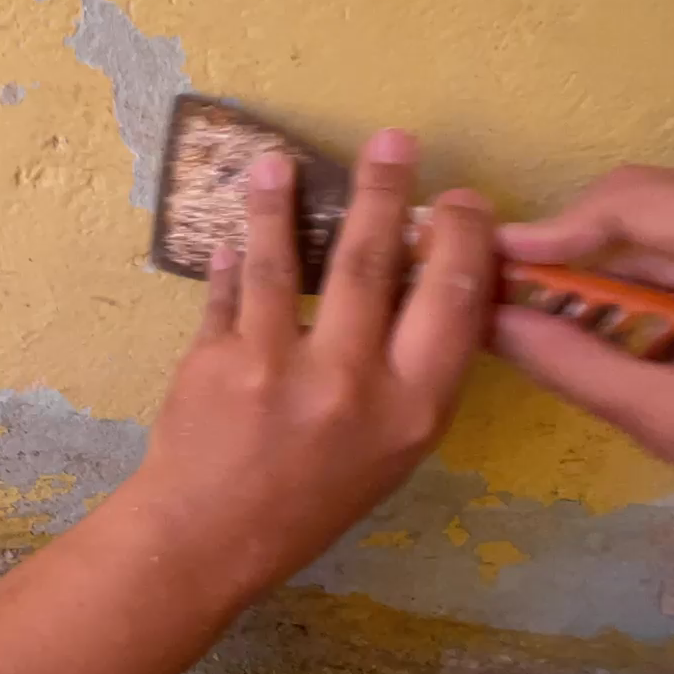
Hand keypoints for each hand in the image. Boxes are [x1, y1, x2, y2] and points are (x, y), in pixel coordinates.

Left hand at [130, 129, 497, 592]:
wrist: (213, 532)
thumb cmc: (308, 500)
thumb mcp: (385, 453)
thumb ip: (401, 378)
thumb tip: (407, 290)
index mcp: (410, 409)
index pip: (451, 302)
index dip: (461, 240)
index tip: (459, 198)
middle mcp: (349, 380)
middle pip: (371, 263)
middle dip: (384, 193)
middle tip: (391, 141)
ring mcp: (274, 364)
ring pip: (283, 262)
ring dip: (279, 205)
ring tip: (276, 162)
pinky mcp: (213, 358)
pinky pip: (226, 293)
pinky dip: (229, 262)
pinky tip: (230, 237)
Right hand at [494, 165, 673, 587]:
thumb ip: (572, 364)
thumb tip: (487, 319)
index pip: (636, 199)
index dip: (553, 228)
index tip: (497, 270)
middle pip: (665, 211)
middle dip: (585, 258)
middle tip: (530, 307)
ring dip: (629, 278)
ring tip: (585, 331)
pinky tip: (662, 339)